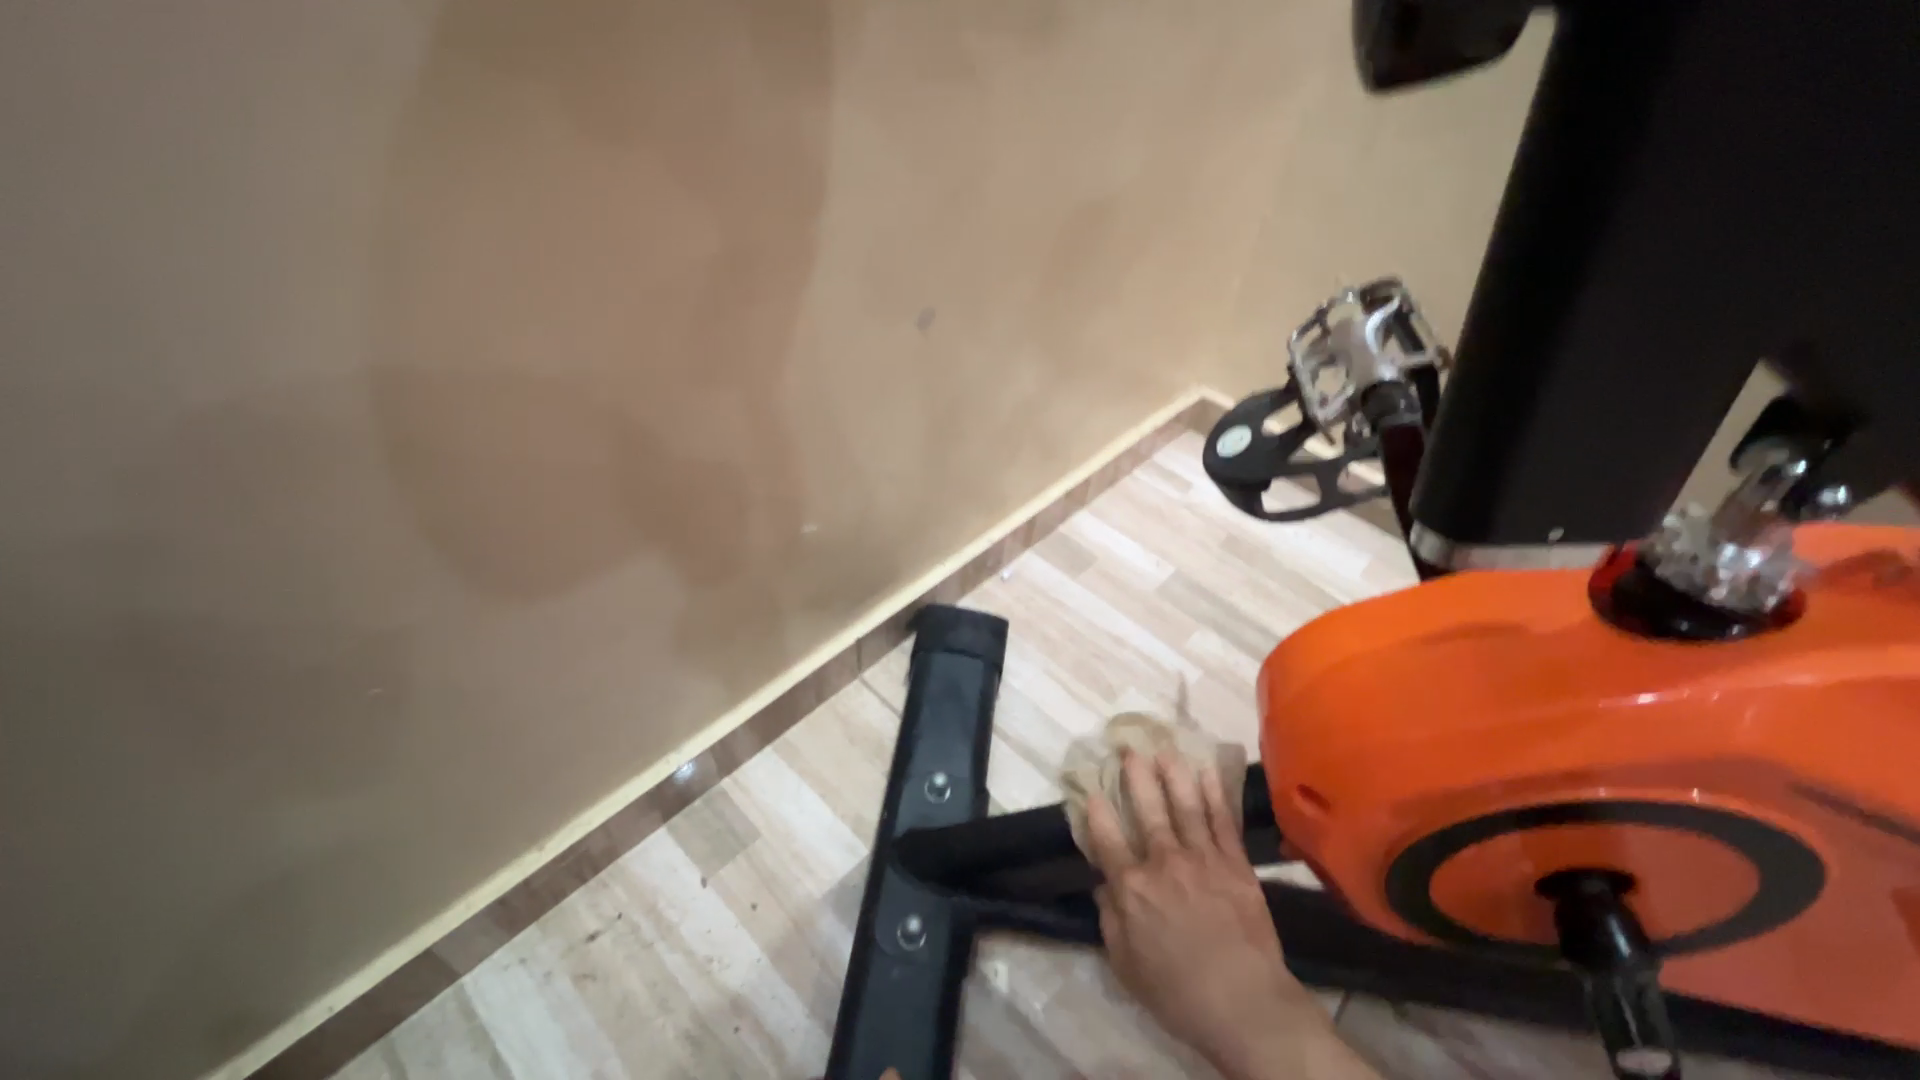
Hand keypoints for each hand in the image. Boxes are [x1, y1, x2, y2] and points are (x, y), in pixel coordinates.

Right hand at [1086, 750, 1379, 1079]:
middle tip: (1129, 747)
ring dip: (1173, 774)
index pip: (1107, 839)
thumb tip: (1102, 887)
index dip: (1096, 811)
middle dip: (1136, 776)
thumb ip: (1110, 920)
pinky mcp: (1236, 865)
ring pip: (1185, 806)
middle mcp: (1163, 863)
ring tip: (1165, 749)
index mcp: (1131, 888)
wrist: (1244, 1003)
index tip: (1091, 788)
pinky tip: (1207, 774)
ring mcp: (1203, 859)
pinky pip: (1222, 821)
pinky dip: (1214, 795)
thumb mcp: (1125, 964)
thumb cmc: (1177, 993)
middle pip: (1147, 810)